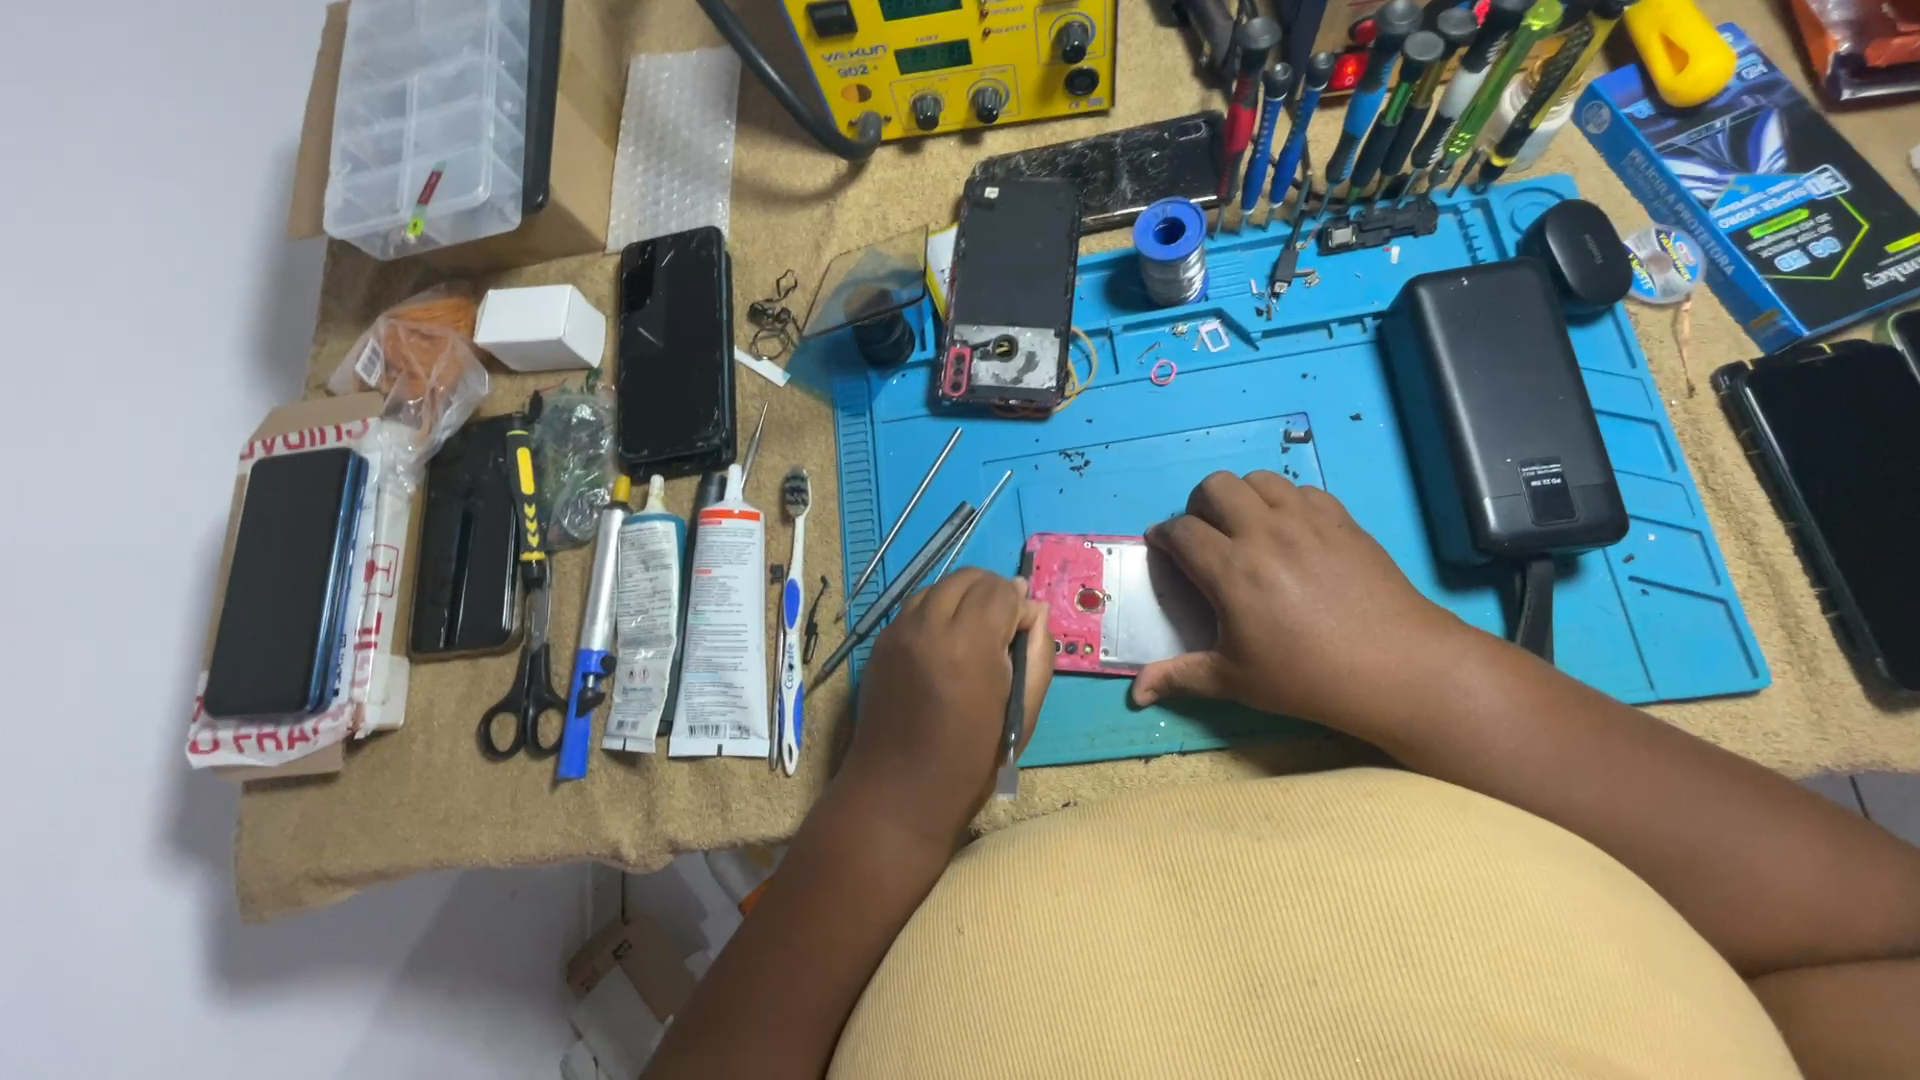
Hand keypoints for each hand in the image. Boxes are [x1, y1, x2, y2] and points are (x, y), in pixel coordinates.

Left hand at [841, 568, 1052, 850]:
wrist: (897, 795)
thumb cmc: (969, 763)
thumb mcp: (1020, 713)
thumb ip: (1037, 655)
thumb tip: (1036, 612)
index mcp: (968, 645)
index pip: (1001, 591)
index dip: (1020, 606)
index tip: (1025, 632)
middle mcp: (928, 626)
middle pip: (968, 577)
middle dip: (993, 592)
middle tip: (1005, 626)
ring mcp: (897, 632)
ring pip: (937, 585)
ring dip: (962, 598)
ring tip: (974, 633)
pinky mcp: (879, 644)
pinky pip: (913, 607)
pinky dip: (936, 611)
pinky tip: (945, 643)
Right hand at [1132, 470, 1477, 734]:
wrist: (1397, 666)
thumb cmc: (1307, 676)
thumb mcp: (1236, 680)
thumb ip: (1180, 676)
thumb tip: (1136, 694)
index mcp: (1231, 570)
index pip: (1181, 531)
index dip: (1164, 536)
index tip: (1162, 547)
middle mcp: (1264, 532)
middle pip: (1214, 486)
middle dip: (1198, 505)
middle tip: (1205, 535)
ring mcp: (1306, 520)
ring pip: (1258, 479)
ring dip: (1241, 496)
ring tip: (1245, 527)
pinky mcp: (1341, 519)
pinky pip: (1301, 489)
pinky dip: (1283, 501)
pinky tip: (1289, 531)